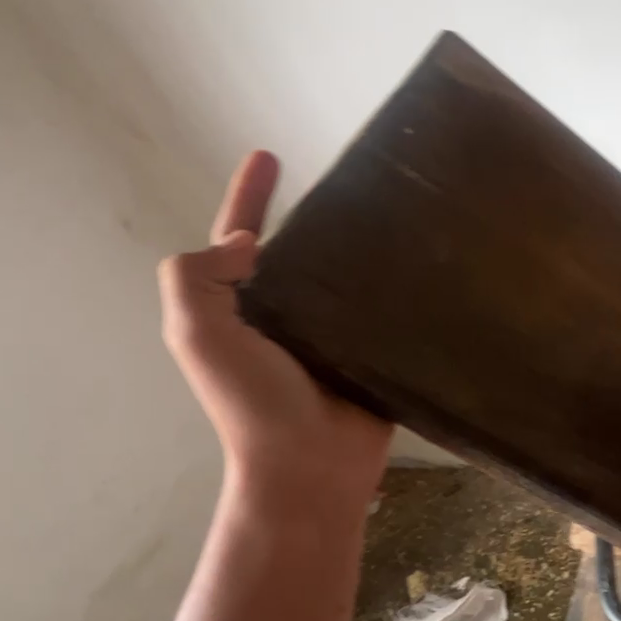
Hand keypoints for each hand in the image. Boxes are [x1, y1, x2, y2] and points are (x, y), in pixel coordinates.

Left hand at [160, 151, 392, 501]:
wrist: (310, 465)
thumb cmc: (252, 402)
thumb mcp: (198, 334)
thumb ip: (198, 278)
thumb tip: (248, 243)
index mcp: (240, 307)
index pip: (238, 238)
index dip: (250, 196)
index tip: (270, 155)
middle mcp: (285, 316)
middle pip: (298, 252)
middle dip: (315, 216)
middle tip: (353, 183)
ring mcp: (331, 336)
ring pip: (345, 278)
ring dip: (362, 248)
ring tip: (395, 214)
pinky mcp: (372, 354)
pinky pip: (383, 310)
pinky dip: (397, 288)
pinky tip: (422, 264)